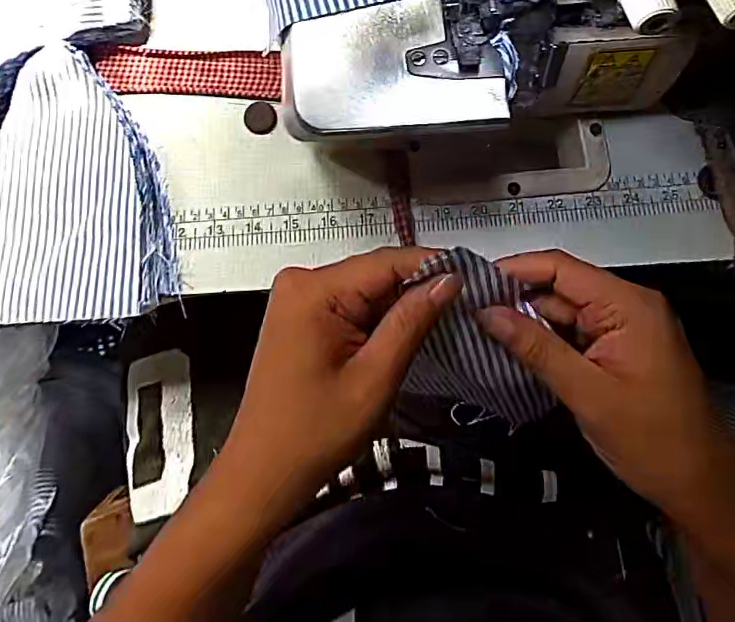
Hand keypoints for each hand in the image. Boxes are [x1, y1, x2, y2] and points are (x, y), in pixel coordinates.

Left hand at [219, 247, 460, 510]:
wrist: (262, 474)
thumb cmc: (310, 435)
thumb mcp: (373, 379)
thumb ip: (411, 322)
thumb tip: (447, 281)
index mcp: (312, 290)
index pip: (386, 261)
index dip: (433, 265)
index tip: (471, 276)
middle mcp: (301, 282)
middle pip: (376, 271)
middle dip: (418, 288)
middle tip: (463, 304)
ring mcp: (298, 296)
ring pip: (367, 287)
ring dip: (400, 304)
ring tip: (441, 320)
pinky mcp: (302, 313)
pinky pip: (352, 302)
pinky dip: (379, 317)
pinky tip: (403, 332)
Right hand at [476, 249, 734, 522]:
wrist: (705, 492)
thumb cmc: (655, 442)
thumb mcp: (587, 393)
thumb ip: (536, 348)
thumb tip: (487, 313)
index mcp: (628, 304)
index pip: (561, 267)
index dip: (516, 269)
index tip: (476, 281)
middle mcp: (628, 305)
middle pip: (560, 287)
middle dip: (517, 298)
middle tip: (472, 310)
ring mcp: (625, 327)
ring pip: (564, 311)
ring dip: (529, 322)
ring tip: (484, 329)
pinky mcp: (620, 348)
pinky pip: (575, 332)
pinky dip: (547, 340)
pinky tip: (517, 348)